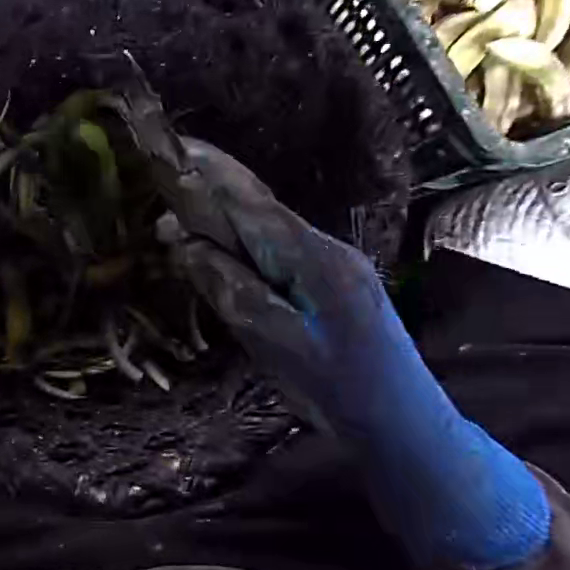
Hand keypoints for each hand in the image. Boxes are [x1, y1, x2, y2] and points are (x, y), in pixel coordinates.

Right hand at [159, 138, 549, 569]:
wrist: (407, 426)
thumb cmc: (341, 391)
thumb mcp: (278, 347)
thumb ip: (232, 290)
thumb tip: (186, 244)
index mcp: (313, 258)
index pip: (252, 202)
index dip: (213, 171)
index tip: (178, 144)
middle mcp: (324, 246)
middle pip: (258, 207)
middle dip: (210, 192)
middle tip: (162, 193)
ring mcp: (331, 260)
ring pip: (266, 227)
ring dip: (223, 221)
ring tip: (177, 229)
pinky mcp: (330, 278)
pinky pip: (276, 247)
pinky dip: (241, 243)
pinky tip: (221, 254)